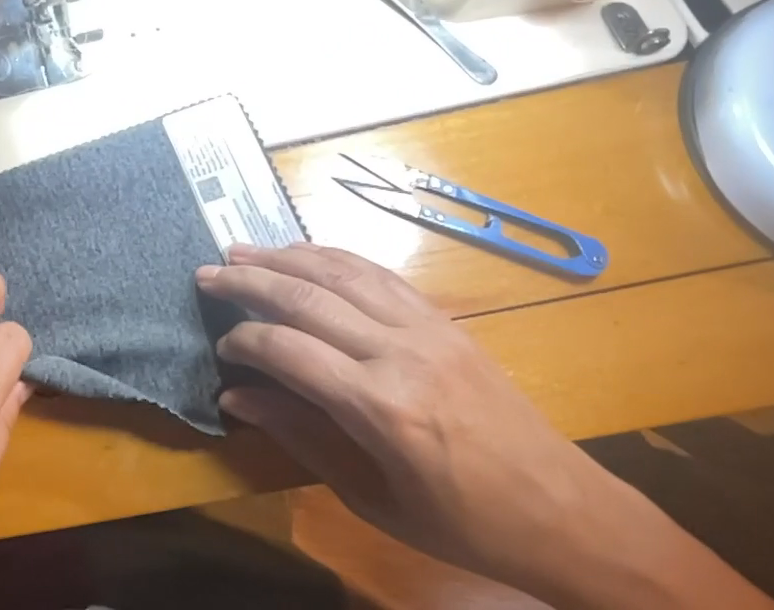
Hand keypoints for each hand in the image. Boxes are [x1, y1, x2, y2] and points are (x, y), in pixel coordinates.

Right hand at [198, 243, 773, 609]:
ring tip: (241, 250)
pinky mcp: (445, 321)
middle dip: (248, 280)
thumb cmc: (463, 522)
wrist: (568, 513)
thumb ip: (299, 435)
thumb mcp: (371, 497)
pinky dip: (333, 256)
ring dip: (285, 256)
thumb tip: (235, 396)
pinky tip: (304, 254)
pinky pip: (378, 274)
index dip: (244, 340)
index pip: (288, 350)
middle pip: (307, 296)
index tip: (221, 347)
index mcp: (382, 408)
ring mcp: (428, 330)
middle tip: (205, 272)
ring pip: (341, 272)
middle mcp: (401, 354)